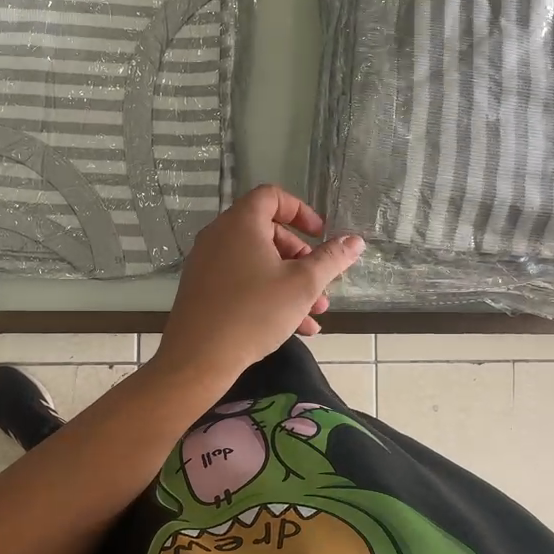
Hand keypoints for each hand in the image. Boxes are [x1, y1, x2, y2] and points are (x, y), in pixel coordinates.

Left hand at [157, 185, 365, 383]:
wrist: (198, 357)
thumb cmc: (255, 312)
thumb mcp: (303, 285)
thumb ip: (331, 259)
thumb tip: (355, 241)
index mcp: (241, 223)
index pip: (272, 196)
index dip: (301, 211)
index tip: (320, 235)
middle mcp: (220, 236)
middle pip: (267, 232)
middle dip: (300, 257)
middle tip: (320, 281)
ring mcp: (207, 263)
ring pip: (257, 262)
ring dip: (289, 282)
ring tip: (315, 311)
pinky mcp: (202, 289)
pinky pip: (241, 281)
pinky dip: (267, 294)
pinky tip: (295, 327)